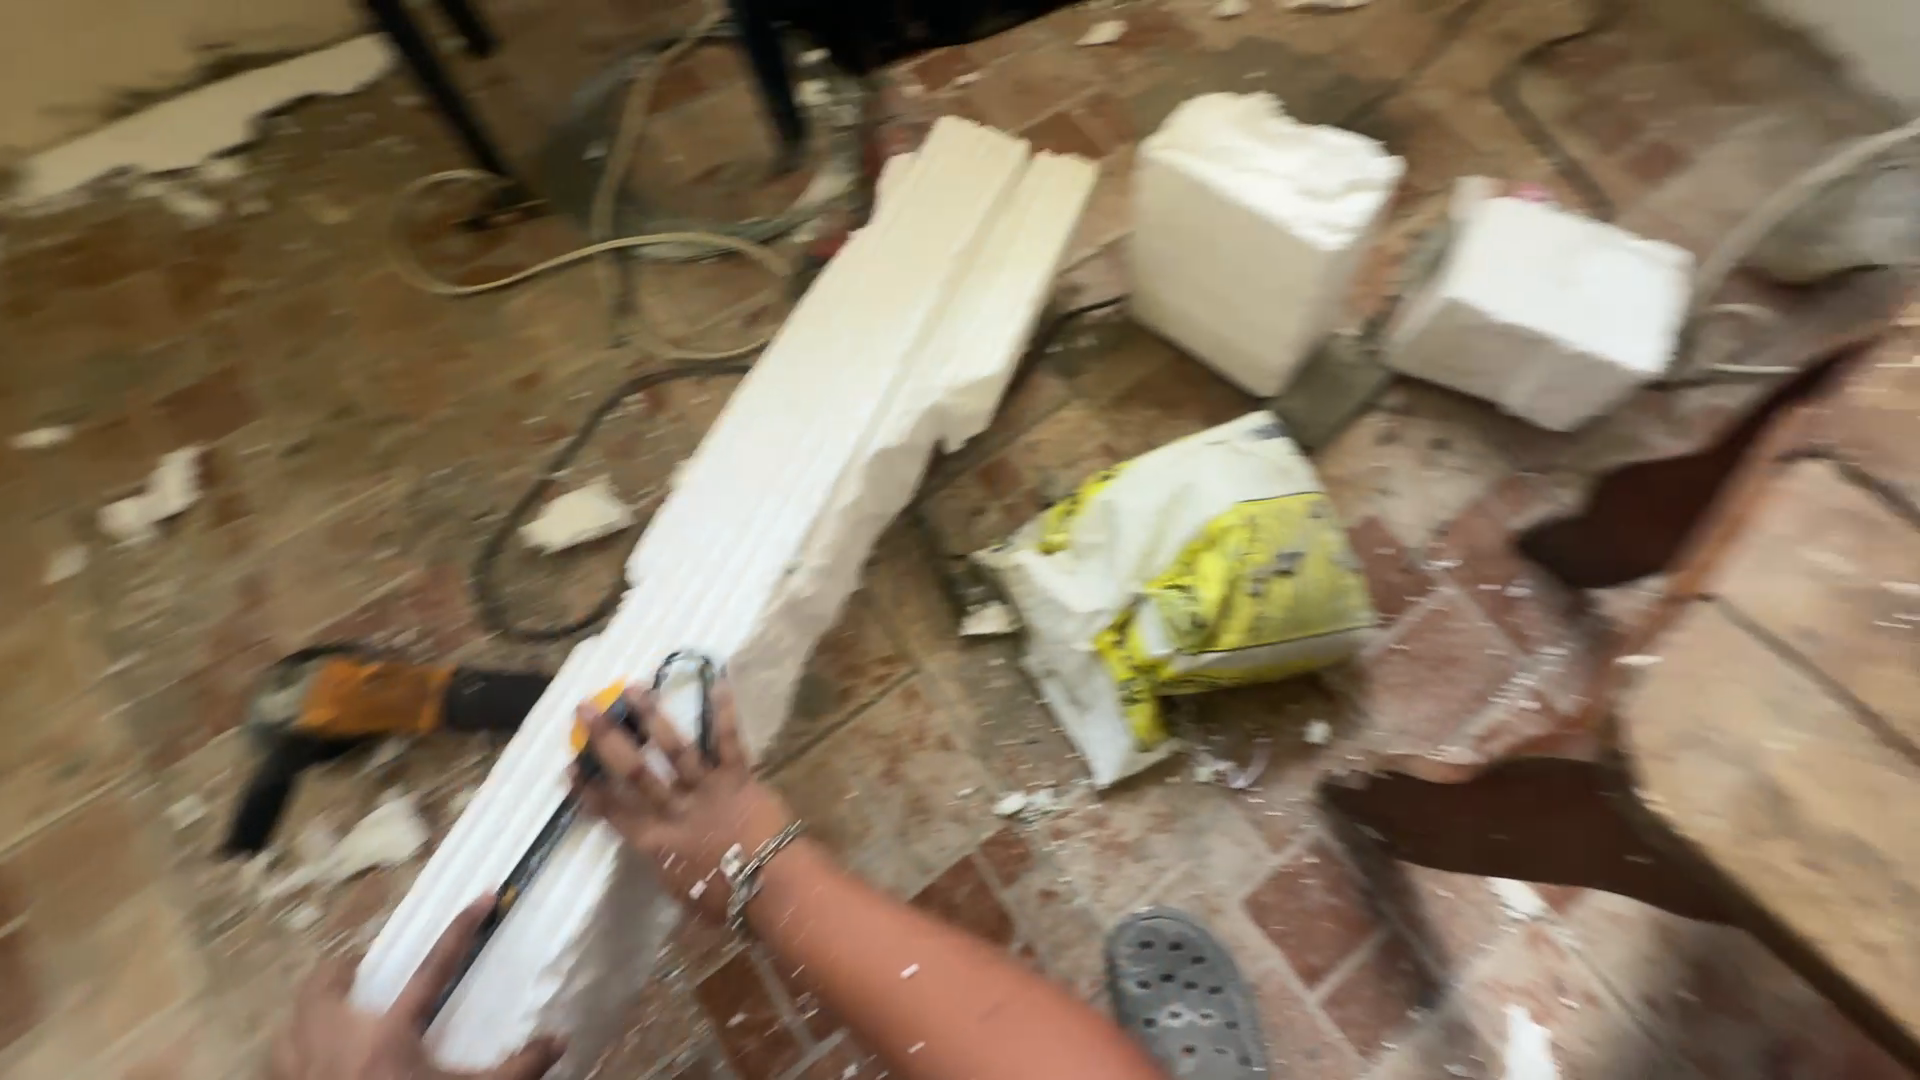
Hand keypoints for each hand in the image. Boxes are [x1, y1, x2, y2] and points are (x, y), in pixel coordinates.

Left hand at [272, 900, 564, 1079]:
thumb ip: (518, 1068)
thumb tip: (561, 1040)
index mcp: (389, 1038)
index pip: (434, 969)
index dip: (462, 930)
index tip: (484, 897)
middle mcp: (338, 1048)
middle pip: (321, 993)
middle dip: (337, 972)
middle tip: (361, 964)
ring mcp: (305, 1078)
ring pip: (286, 1031)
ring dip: (305, 1014)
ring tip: (327, 1008)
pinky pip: (279, 1067)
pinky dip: (291, 1054)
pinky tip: (311, 1059)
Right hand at [574, 680, 795, 922]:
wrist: (774, 888)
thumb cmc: (729, 902)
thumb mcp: (685, 895)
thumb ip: (669, 871)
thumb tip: (662, 865)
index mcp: (656, 845)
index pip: (614, 813)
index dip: (589, 790)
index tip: (568, 768)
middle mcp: (675, 810)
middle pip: (634, 771)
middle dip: (607, 739)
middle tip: (586, 709)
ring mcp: (707, 789)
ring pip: (674, 748)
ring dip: (652, 716)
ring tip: (634, 688)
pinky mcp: (739, 777)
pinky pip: (728, 740)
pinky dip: (723, 711)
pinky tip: (718, 680)